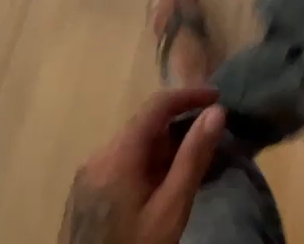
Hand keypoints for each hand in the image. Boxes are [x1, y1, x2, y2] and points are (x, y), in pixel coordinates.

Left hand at [61, 89, 226, 243]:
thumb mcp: (171, 209)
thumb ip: (193, 158)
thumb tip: (216, 112)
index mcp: (117, 155)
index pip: (156, 105)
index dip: (189, 95)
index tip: (218, 97)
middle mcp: (98, 155)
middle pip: (145, 124)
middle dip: (179, 125)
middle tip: (210, 139)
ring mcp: (88, 174)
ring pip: (134, 143)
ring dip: (164, 147)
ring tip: (191, 165)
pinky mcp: (85, 192)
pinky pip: (122, 161)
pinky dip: (147, 162)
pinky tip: (163, 185)